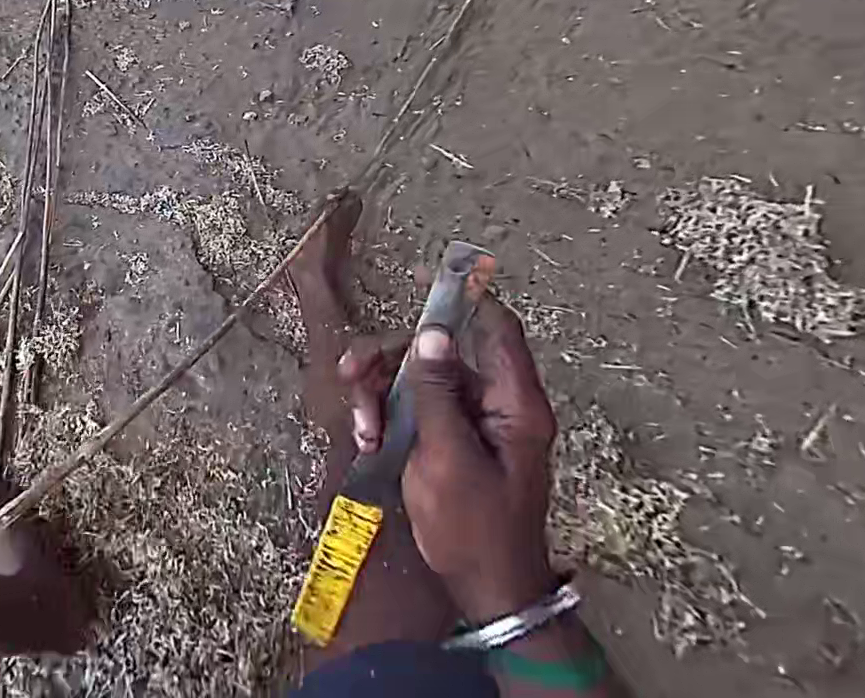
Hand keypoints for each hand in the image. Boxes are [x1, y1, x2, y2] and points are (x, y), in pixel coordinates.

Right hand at [336, 295, 559, 621]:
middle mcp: (489, 400)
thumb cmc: (475, 527)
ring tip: (362, 426)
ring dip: (378, 391)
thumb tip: (432, 333)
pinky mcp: (441, 434)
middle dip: (389, 358)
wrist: (482, 589)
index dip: (465, 297)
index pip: (497, 330)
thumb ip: (438, 392)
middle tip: (352, 372)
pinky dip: (382, 413)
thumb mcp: (451, 457)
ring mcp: (463, 417)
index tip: (426, 275)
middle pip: (435, 350)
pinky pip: (405, 403)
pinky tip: (369, 438)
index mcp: (512, 403)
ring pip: (412, 374)